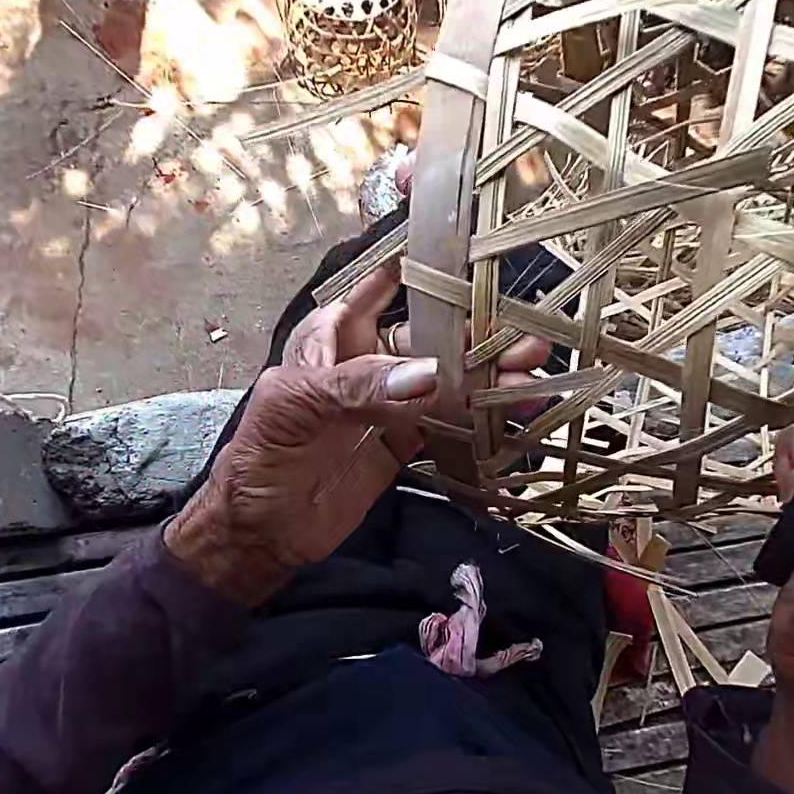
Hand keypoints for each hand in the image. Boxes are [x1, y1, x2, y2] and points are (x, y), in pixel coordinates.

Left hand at [164, 259, 550, 604]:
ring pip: (448, 377)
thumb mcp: (295, 407)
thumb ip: (357, 386)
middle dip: (476, 333)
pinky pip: (450, 419)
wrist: (263, 532)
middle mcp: (369, 360)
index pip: (382, 288)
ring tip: (530, 376)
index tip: (475, 261)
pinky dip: (482, 414)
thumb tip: (428, 374)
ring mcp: (391, 402)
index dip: (423, 271)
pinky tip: (515, 409)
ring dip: (488, 374)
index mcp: (334, 336)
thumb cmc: (262, 455)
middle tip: (522, 339)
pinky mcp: (407, 439)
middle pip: (430, 336)